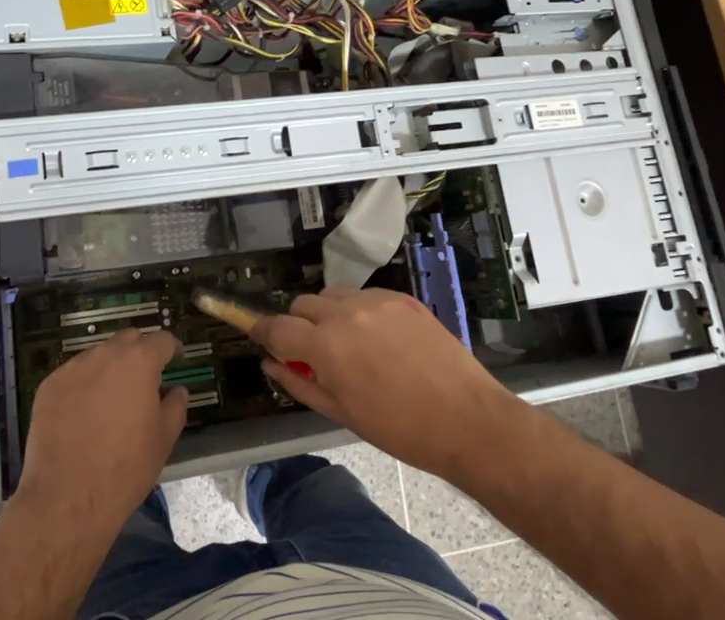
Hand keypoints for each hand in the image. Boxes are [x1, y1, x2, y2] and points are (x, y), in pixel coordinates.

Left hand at [15, 328, 187, 532]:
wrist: (68, 497)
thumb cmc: (126, 468)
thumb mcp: (164, 438)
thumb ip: (175, 406)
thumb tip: (176, 391)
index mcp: (138, 362)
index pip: (161, 340)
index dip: (172, 349)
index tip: (176, 360)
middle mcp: (104, 355)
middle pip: (128, 339)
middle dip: (140, 352)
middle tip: (146, 378)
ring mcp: (72, 369)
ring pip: (98, 355)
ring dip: (111, 367)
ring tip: (113, 398)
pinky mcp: (48, 386)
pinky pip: (74, 375)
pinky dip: (85, 384)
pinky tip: (85, 412)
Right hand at [252, 287, 525, 480]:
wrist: (467, 420)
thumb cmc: (400, 429)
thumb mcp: (341, 413)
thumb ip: (299, 383)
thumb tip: (270, 363)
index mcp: (326, 347)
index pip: (277, 327)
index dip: (262, 331)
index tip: (257, 335)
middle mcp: (346, 314)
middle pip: (303, 304)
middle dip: (297, 324)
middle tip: (310, 351)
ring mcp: (378, 302)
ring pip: (333, 295)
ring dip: (327, 314)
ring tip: (346, 344)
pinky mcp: (403, 298)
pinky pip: (365, 295)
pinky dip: (358, 310)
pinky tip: (376, 338)